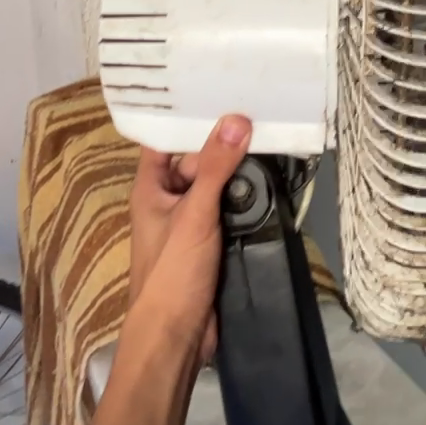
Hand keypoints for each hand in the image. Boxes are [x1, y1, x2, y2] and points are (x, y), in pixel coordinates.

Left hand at [127, 115, 252, 362]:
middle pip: (199, 158)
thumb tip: (237, 119)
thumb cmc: (172, 272)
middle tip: (261, 108)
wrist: (176, 338)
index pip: (167, 138)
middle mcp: (169, 198)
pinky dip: (247, 196)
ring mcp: (192, 219)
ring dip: (240, 169)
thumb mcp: (195, 214)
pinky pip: (230, 207)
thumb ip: (216, 167)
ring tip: (274, 134)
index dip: (187, 114)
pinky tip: (273, 180)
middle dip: (225, 140)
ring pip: (218, 183)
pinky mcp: (212, 240)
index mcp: (151, 186)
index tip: (218, 85)